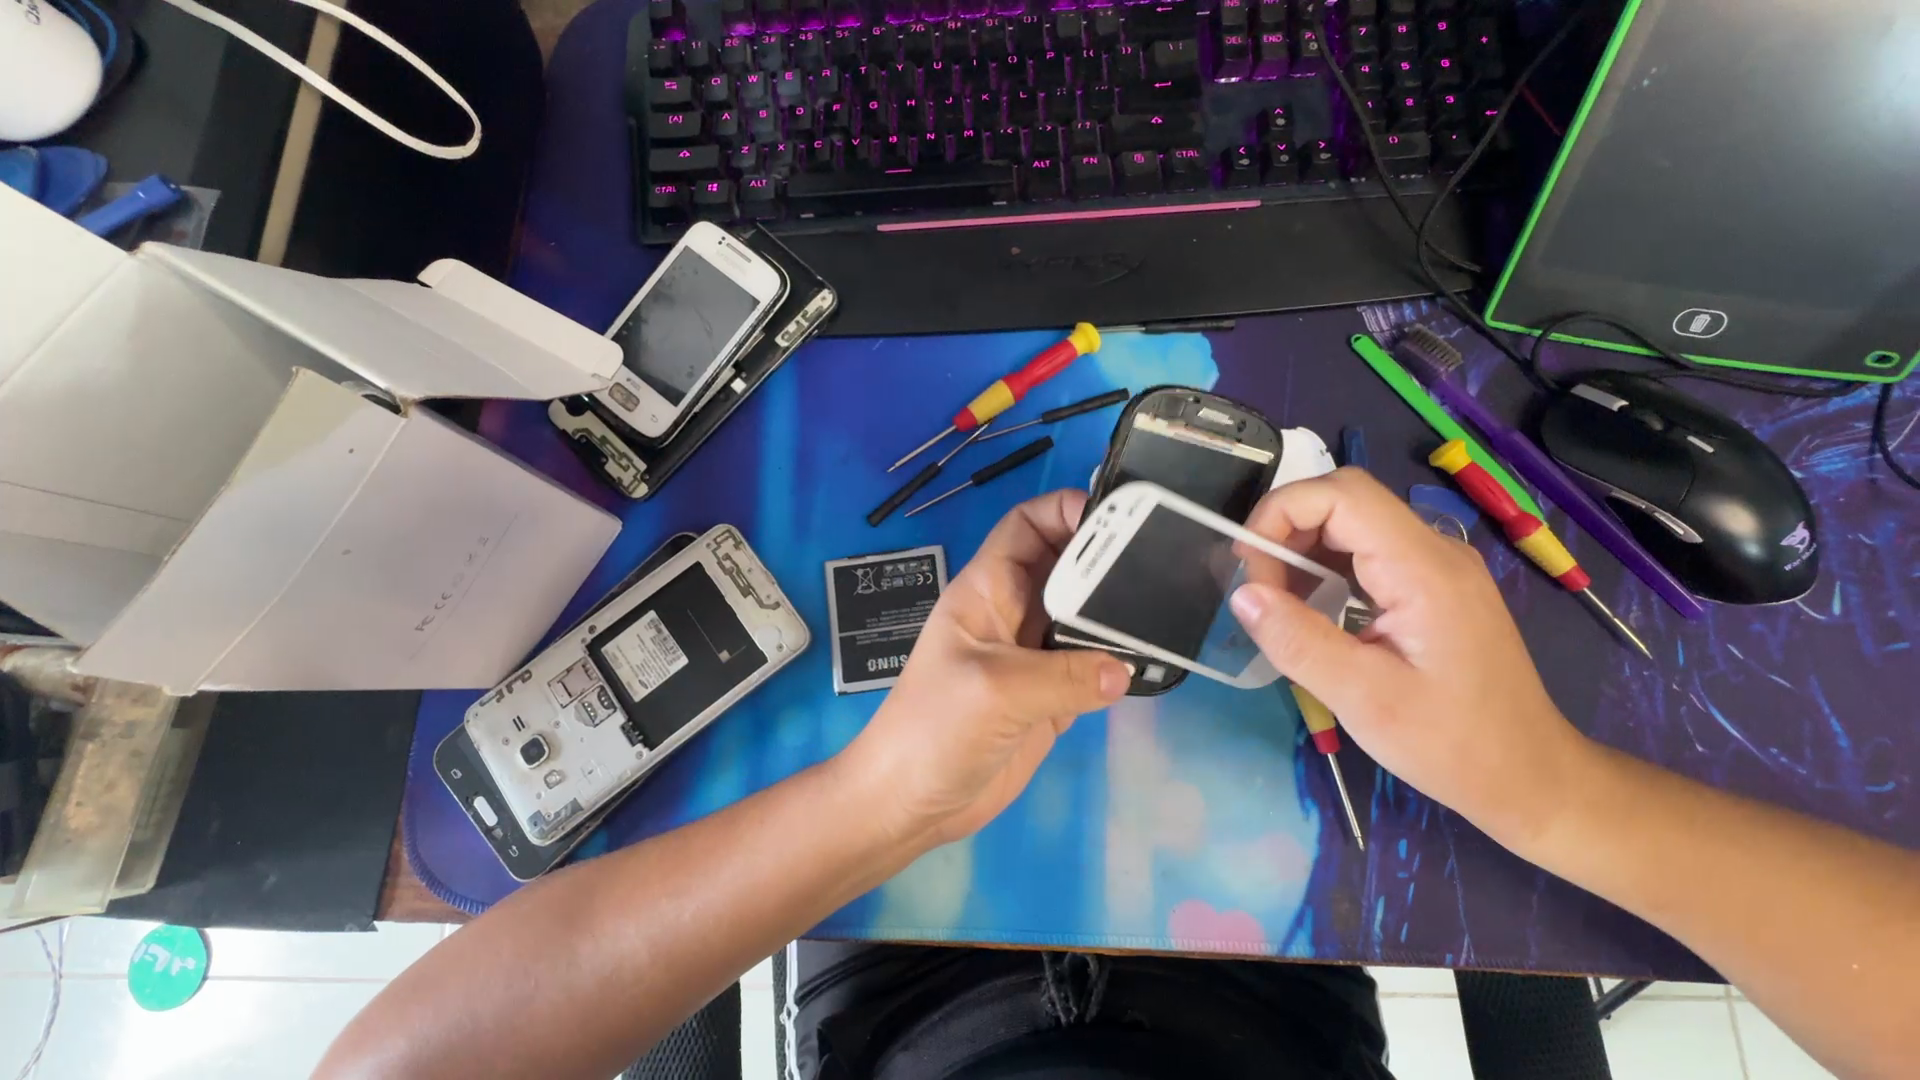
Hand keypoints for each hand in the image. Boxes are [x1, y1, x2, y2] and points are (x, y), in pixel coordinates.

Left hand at [841, 490, 1130, 849]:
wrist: (912, 802)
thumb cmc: (935, 728)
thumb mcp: (996, 690)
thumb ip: (1065, 676)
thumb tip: (1126, 670)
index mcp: (987, 590)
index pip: (1027, 526)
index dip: (1066, 510)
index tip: (1119, 517)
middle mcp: (1014, 613)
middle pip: (1066, 567)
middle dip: (1107, 558)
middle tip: (1164, 560)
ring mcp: (1034, 656)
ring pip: (1084, 616)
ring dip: (1119, 613)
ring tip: (1169, 609)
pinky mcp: (1052, 697)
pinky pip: (1093, 666)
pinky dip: (1120, 663)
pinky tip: (1152, 663)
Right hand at [1227, 468, 1595, 846]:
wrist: (1529, 777)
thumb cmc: (1451, 744)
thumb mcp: (1364, 699)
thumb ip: (1299, 642)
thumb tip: (1242, 594)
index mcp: (1423, 569)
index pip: (1341, 495)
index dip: (1281, 513)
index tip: (1250, 568)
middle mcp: (1434, 551)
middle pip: (1344, 501)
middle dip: (1286, 531)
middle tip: (1258, 589)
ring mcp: (1436, 566)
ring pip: (1352, 524)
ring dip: (1302, 551)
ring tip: (1277, 605)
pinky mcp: (1431, 586)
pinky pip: (1366, 553)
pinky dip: (1325, 569)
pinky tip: (1310, 610)